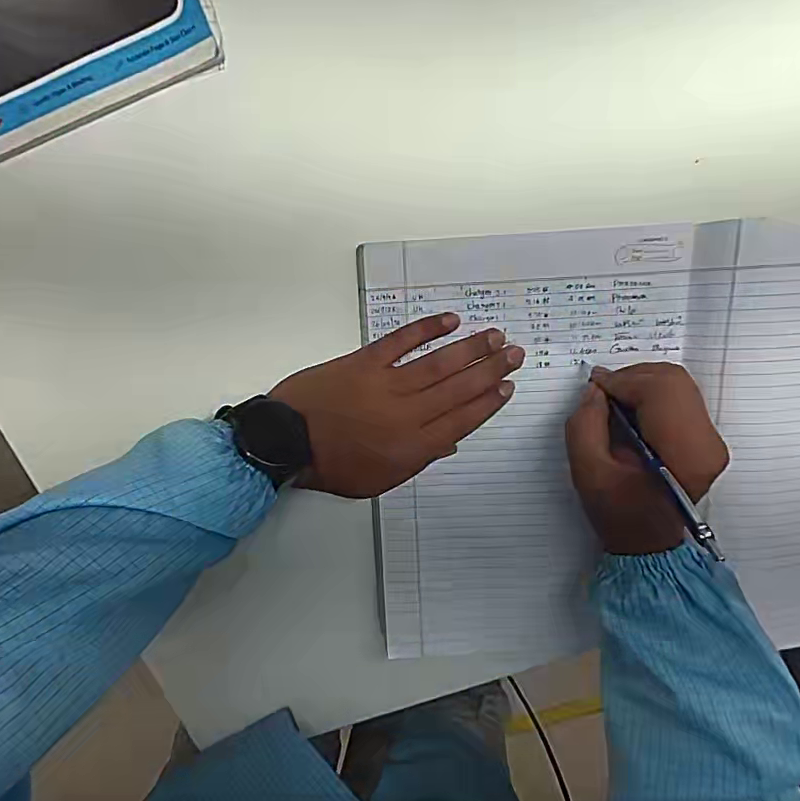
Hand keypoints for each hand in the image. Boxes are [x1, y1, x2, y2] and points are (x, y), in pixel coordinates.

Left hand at [271, 313, 525, 497]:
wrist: (286, 441)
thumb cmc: (330, 464)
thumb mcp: (378, 479)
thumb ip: (416, 460)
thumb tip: (447, 443)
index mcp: (412, 446)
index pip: (463, 420)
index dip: (488, 402)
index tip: (506, 387)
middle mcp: (406, 414)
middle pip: (459, 388)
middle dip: (491, 370)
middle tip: (513, 354)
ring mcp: (386, 385)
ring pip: (439, 363)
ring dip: (470, 348)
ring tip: (493, 336)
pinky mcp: (364, 362)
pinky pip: (401, 341)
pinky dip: (426, 329)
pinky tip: (448, 321)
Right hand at [564, 363, 729, 554]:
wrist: (649, 544)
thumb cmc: (621, 516)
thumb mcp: (588, 473)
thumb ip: (585, 425)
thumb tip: (596, 392)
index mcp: (684, 454)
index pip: (659, 390)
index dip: (621, 381)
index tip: (596, 388)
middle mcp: (706, 443)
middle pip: (671, 379)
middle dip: (631, 378)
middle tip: (603, 392)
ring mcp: (710, 440)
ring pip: (676, 383)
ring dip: (640, 384)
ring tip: (614, 402)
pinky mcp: (705, 437)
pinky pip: (679, 396)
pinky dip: (650, 394)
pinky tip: (630, 411)